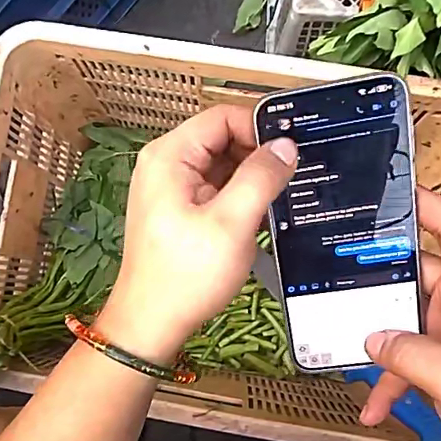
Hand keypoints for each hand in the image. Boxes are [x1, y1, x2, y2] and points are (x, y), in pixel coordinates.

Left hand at [97, 105, 296, 363]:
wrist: (152, 323)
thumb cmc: (186, 276)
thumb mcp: (231, 223)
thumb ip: (261, 177)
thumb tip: (285, 146)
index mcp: (170, 156)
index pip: (222, 117)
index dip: (259, 129)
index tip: (289, 153)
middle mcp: (165, 165)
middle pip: (222, 139)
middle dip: (257, 157)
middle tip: (286, 183)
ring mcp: (170, 188)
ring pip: (222, 166)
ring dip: (250, 181)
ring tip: (272, 205)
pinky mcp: (178, 210)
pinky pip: (215, 189)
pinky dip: (238, 198)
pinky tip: (254, 219)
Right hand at [357, 188, 440, 440]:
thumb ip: (408, 355)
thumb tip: (371, 339)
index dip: (427, 206)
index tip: (393, 192)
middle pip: (420, 275)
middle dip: (381, 280)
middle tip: (338, 275)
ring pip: (409, 320)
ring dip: (382, 341)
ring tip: (347, 348)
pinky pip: (414, 358)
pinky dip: (393, 378)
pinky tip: (376, 404)